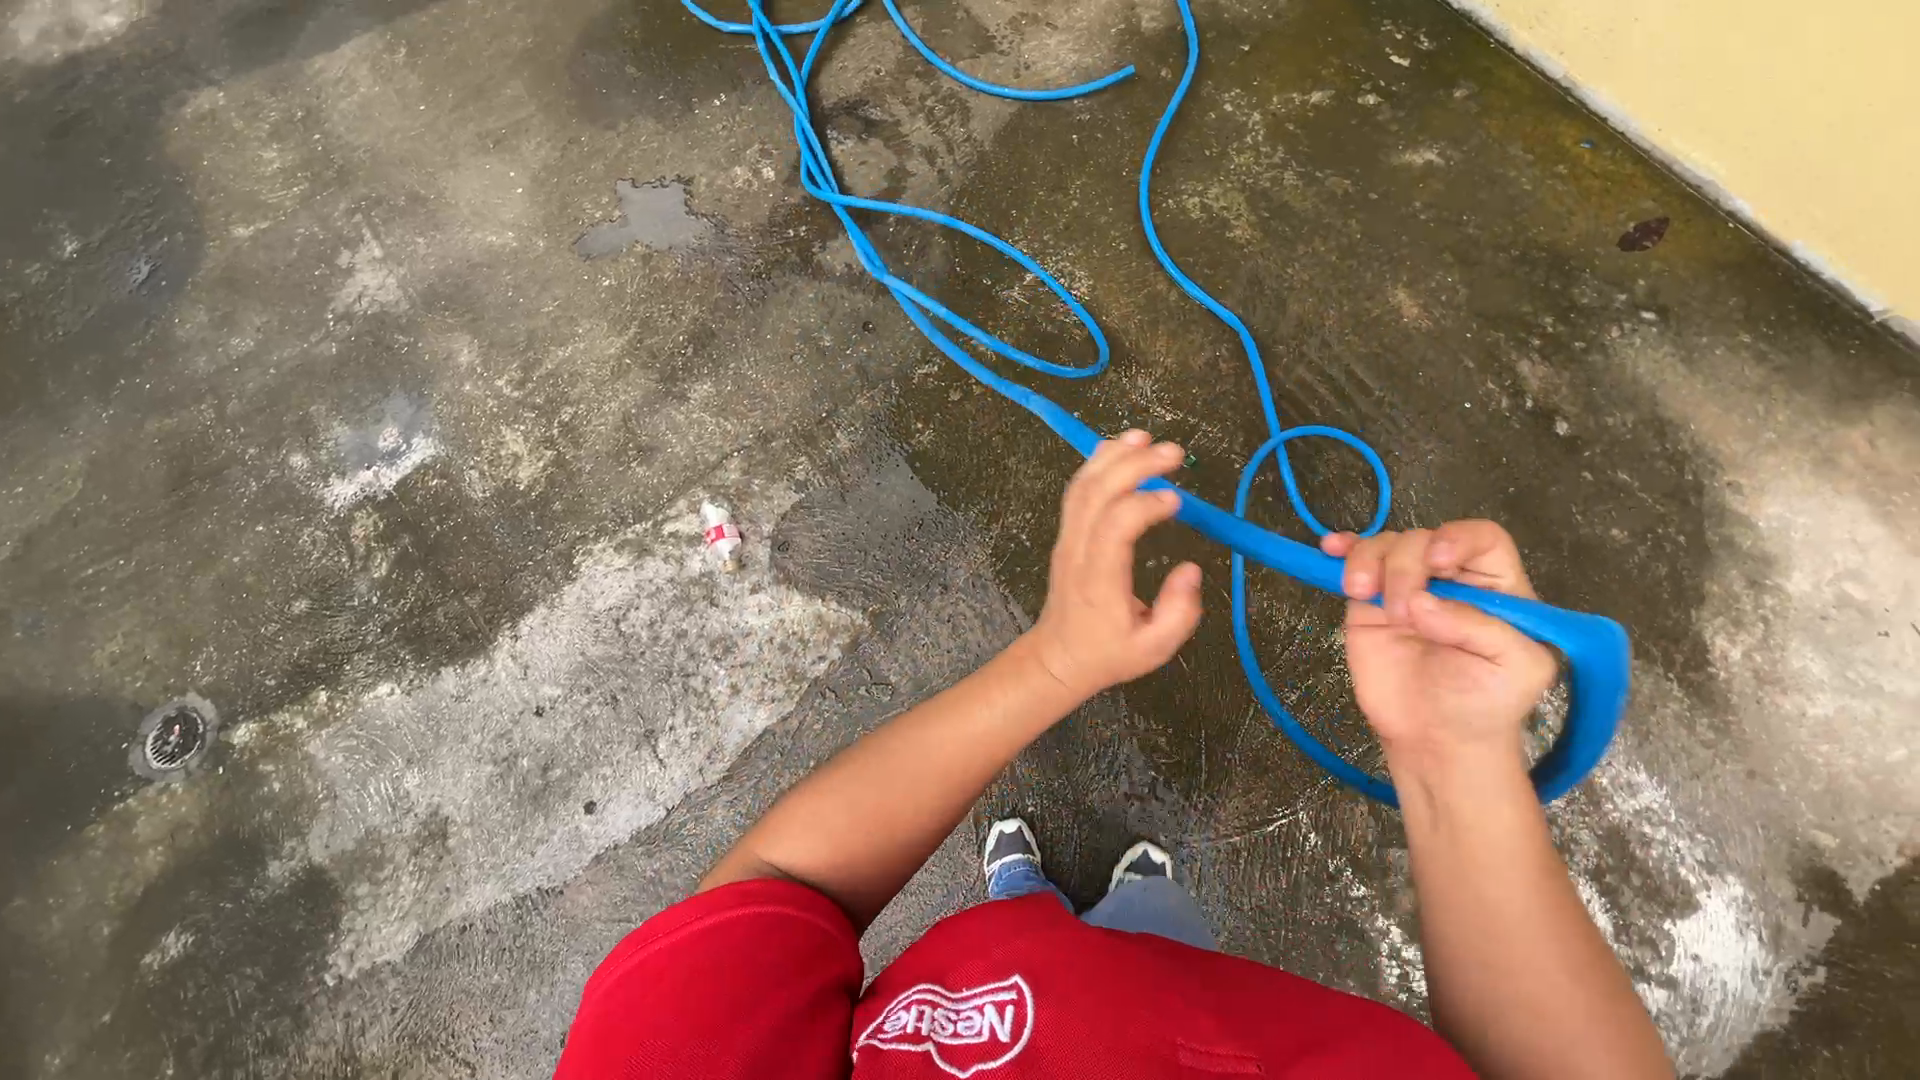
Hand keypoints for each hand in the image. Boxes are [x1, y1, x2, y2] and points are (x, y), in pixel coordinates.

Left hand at [1022, 431, 1202, 701]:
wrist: (1059, 658)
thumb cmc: (1108, 653)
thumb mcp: (1154, 649)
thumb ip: (1179, 612)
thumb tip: (1192, 569)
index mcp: (1099, 580)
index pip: (1114, 528)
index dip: (1143, 506)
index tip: (1176, 500)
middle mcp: (1078, 551)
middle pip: (1097, 494)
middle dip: (1134, 465)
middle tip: (1173, 451)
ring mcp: (1067, 540)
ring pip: (1082, 486)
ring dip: (1112, 456)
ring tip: (1145, 436)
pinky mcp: (1067, 534)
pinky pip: (1077, 492)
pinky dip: (1097, 465)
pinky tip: (1120, 448)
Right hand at [1319, 521, 1556, 771]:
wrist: (1435, 739)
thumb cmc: (1487, 704)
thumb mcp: (1516, 668)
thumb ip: (1480, 629)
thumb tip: (1422, 603)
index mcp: (1494, 587)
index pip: (1480, 538)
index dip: (1457, 538)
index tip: (1438, 563)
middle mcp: (1448, 580)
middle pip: (1422, 540)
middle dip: (1406, 568)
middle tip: (1401, 614)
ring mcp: (1403, 589)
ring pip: (1384, 546)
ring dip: (1368, 561)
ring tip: (1362, 594)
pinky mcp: (1366, 605)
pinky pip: (1353, 565)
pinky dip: (1342, 551)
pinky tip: (1329, 549)